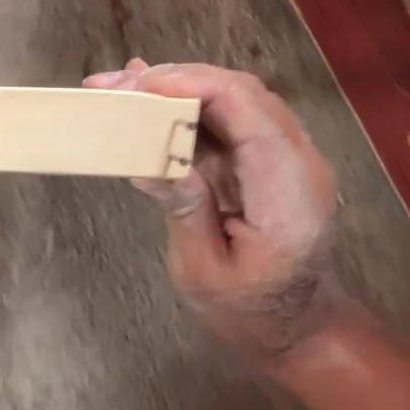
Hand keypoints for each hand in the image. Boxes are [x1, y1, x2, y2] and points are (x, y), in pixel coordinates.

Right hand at [87, 59, 341, 360]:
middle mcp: (297, 161)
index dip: (188, 84)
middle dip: (174, 80)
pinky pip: (232, 126)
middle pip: (240, 94)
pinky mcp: (269, 167)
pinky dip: (190, 114)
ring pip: (234, 103)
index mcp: (286, 189)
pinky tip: (151, 107)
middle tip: (112, 85)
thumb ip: (184, 207)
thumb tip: (148, 155)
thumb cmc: (248, 313)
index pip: (245, 107)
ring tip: (121, 91)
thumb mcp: (202, 271)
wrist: (298, 329)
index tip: (134, 86)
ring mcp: (287, 160)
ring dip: (178, 92)